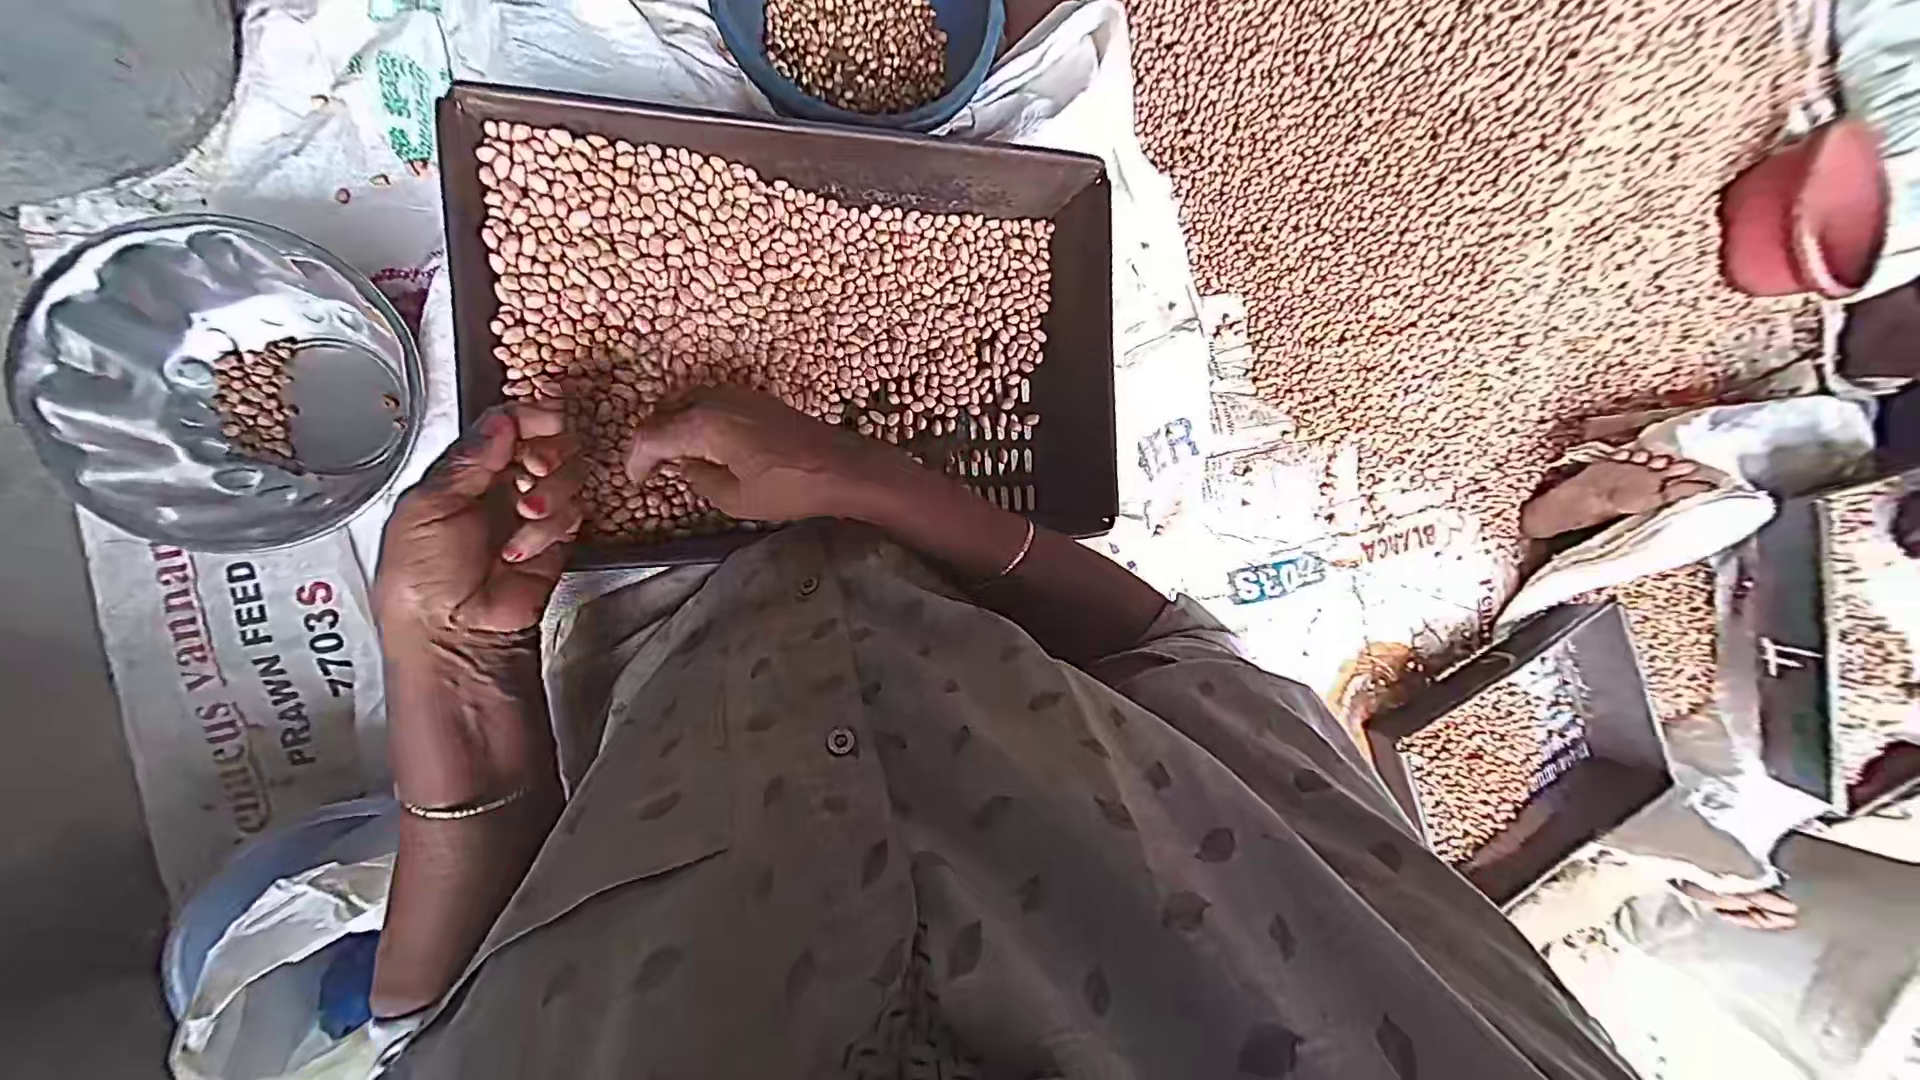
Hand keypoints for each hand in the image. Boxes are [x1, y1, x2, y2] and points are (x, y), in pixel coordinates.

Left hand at [375, 402, 584, 645]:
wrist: (456, 630)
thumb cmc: (423, 577)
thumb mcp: (426, 507)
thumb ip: (469, 460)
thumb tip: (503, 420)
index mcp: (465, 471)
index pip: (508, 427)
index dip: (530, 417)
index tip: (548, 416)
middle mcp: (503, 486)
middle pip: (549, 446)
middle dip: (547, 456)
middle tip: (533, 470)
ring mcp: (535, 511)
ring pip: (568, 478)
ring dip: (549, 496)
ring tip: (522, 520)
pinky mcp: (560, 537)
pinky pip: (574, 514)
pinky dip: (551, 529)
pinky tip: (523, 550)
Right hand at [624, 385, 905, 521]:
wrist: (844, 468)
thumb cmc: (791, 488)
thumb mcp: (737, 499)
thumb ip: (700, 480)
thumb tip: (686, 467)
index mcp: (704, 423)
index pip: (652, 436)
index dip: (637, 460)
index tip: (637, 481)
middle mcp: (716, 399)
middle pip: (666, 412)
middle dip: (653, 440)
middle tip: (651, 468)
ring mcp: (740, 395)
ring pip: (689, 402)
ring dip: (675, 426)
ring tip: (675, 457)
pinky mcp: (759, 400)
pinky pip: (713, 402)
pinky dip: (699, 419)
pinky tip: (707, 443)